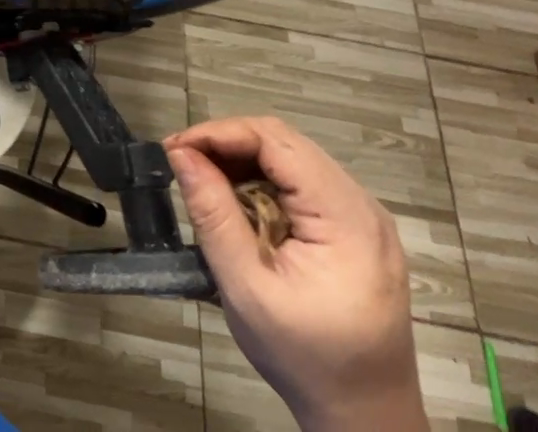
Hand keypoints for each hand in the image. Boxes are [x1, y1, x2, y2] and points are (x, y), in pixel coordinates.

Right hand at [165, 117, 423, 431]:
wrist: (364, 412)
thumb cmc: (304, 355)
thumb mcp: (246, 286)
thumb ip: (214, 215)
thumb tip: (181, 155)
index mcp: (346, 218)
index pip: (278, 143)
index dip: (220, 133)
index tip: (173, 150)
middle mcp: (363, 206)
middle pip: (287, 144)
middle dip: (227, 143)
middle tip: (180, 162)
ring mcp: (364, 218)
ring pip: (295, 160)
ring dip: (243, 160)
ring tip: (201, 181)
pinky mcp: (357, 232)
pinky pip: (304, 185)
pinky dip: (263, 182)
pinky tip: (236, 202)